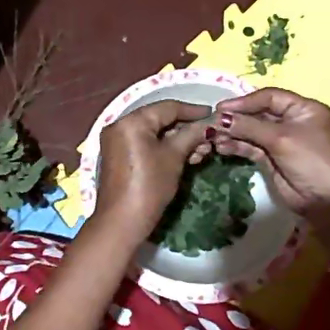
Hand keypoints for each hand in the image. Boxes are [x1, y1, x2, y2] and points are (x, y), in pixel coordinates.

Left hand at [94, 100, 211, 233]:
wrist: (122, 222)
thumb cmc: (149, 186)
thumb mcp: (174, 157)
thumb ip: (192, 135)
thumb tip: (210, 124)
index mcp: (131, 121)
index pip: (167, 107)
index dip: (193, 110)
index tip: (213, 115)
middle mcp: (120, 125)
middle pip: (160, 119)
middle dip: (186, 129)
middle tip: (209, 139)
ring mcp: (117, 141)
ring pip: (153, 133)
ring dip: (178, 140)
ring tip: (201, 152)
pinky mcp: (119, 156)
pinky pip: (144, 144)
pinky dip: (164, 148)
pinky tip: (185, 158)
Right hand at [212, 88, 329, 215]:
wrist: (326, 203)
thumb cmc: (311, 160)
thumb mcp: (281, 139)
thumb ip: (250, 126)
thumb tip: (220, 118)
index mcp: (303, 109)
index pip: (269, 97)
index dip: (245, 101)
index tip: (222, 108)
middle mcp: (292, 121)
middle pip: (258, 114)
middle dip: (236, 118)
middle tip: (213, 123)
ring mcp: (281, 141)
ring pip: (252, 131)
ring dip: (233, 133)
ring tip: (213, 138)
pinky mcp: (272, 159)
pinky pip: (251, 147)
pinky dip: (237, 146)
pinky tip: (221, 147)